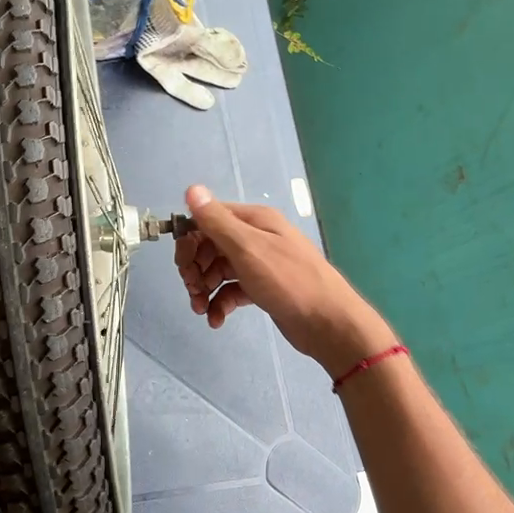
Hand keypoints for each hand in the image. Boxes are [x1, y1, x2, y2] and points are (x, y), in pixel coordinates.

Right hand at [175, 184, 396, 376]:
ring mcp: (259, 264)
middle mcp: (255, 238)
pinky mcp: (261, 288)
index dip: (189, 241)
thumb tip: (192, 189)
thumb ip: (217, 221)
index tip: (184, 266)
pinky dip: (219, 303)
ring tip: (201, 309)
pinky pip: (231, 291)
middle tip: (193, 290)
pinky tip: (216, 320)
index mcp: (253, 221)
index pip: (207, 220)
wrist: (328, 323)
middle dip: (195, 268)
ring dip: (203, 288)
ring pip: (218, 270)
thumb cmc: (288, 281)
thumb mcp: (248, 248)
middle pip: (209, 247)